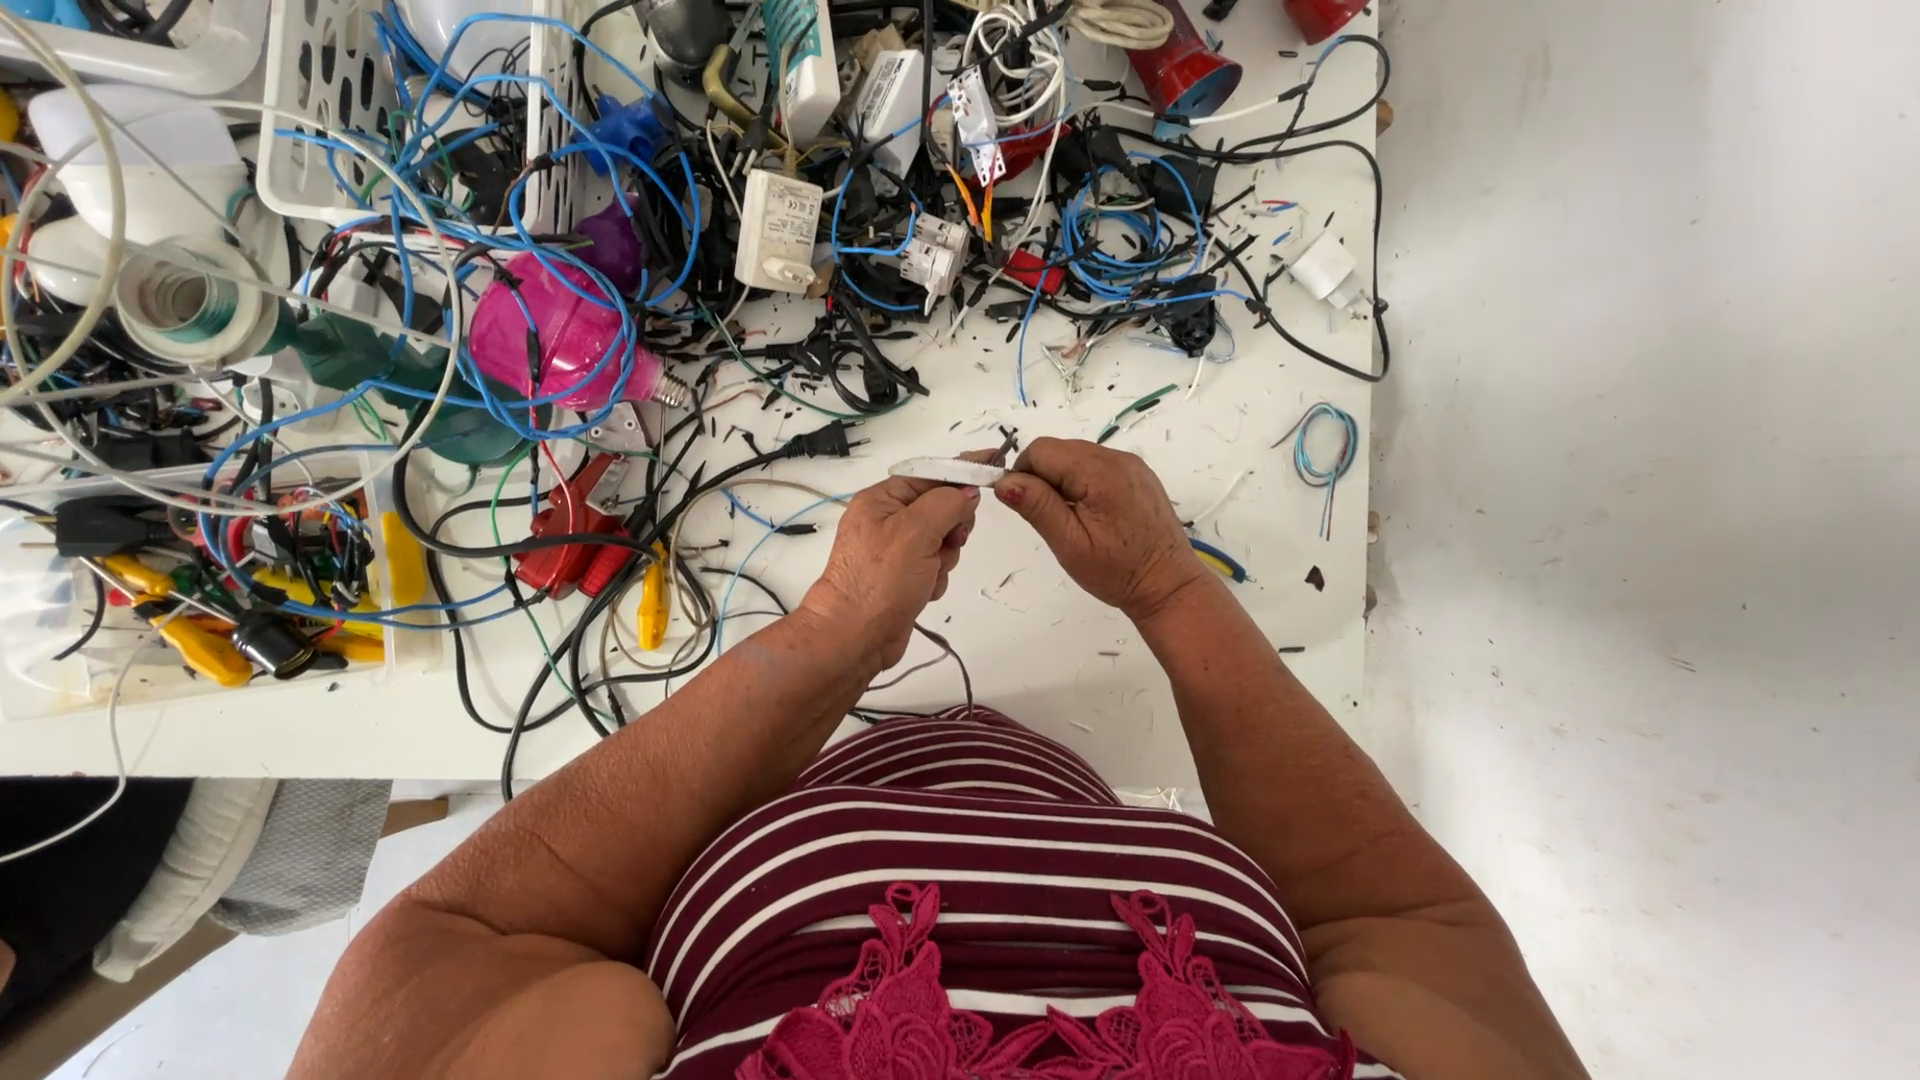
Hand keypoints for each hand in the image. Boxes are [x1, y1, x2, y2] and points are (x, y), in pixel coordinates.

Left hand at [797, 472, 980, 669]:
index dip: (960, 471)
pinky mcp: (904, 577)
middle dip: (951, 527)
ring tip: (927, 574)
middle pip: (940, 508)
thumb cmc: (880, 580)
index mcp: (881, 500)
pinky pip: (935, 566)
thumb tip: (967, 493)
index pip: (929, 474)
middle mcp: (887, 521)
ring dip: (944, 558)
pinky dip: (936, 578)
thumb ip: (947, 502)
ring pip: (943, 540)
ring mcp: (895, 552)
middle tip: (950, 541)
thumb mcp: (916, 530)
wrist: (855, 638)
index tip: (993, 463)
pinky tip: (923, 590)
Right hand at [993, 437, 1207, 621]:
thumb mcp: (1070, 544)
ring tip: (1071, 518)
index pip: (1042, 450)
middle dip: (1043, 476)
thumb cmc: (1117, 572)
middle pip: (1059, 449)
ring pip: (1077, 456)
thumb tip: (1004, 481)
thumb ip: (1037, 507)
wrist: (1168, 585)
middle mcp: (1117, 459)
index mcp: (1099, 473)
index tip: (1026, 506)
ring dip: (1062, 480)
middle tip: (1050, 518)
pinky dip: (1083, 482)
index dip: (1024, 473)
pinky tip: (1091, 513)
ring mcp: (1131, 465)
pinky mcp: (1138, 475)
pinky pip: (1097, 465)